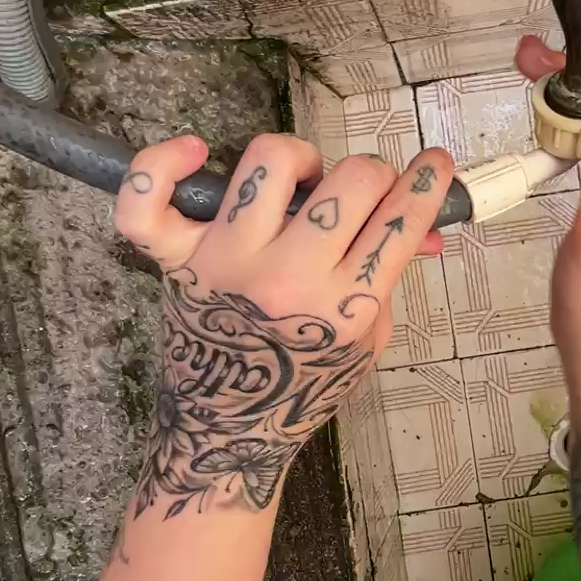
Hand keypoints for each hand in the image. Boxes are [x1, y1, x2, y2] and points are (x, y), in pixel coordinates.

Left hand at [112, 133, 455, 517]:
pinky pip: (145, 201)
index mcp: (344, 308)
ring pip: (270, 163)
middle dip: (376, 174)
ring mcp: (226, 264)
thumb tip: (424, 227)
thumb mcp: (368, 339)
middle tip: (370, 191)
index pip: (400, 222)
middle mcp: (287, 280)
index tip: (435, 163)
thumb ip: (391, 278)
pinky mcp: (176, 261)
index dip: (429, 182)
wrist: (230, 430)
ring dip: (302, 159)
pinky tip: (196, 150)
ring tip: (305, 180)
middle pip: (352, 182)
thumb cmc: (308, 385)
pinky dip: (161, 166)